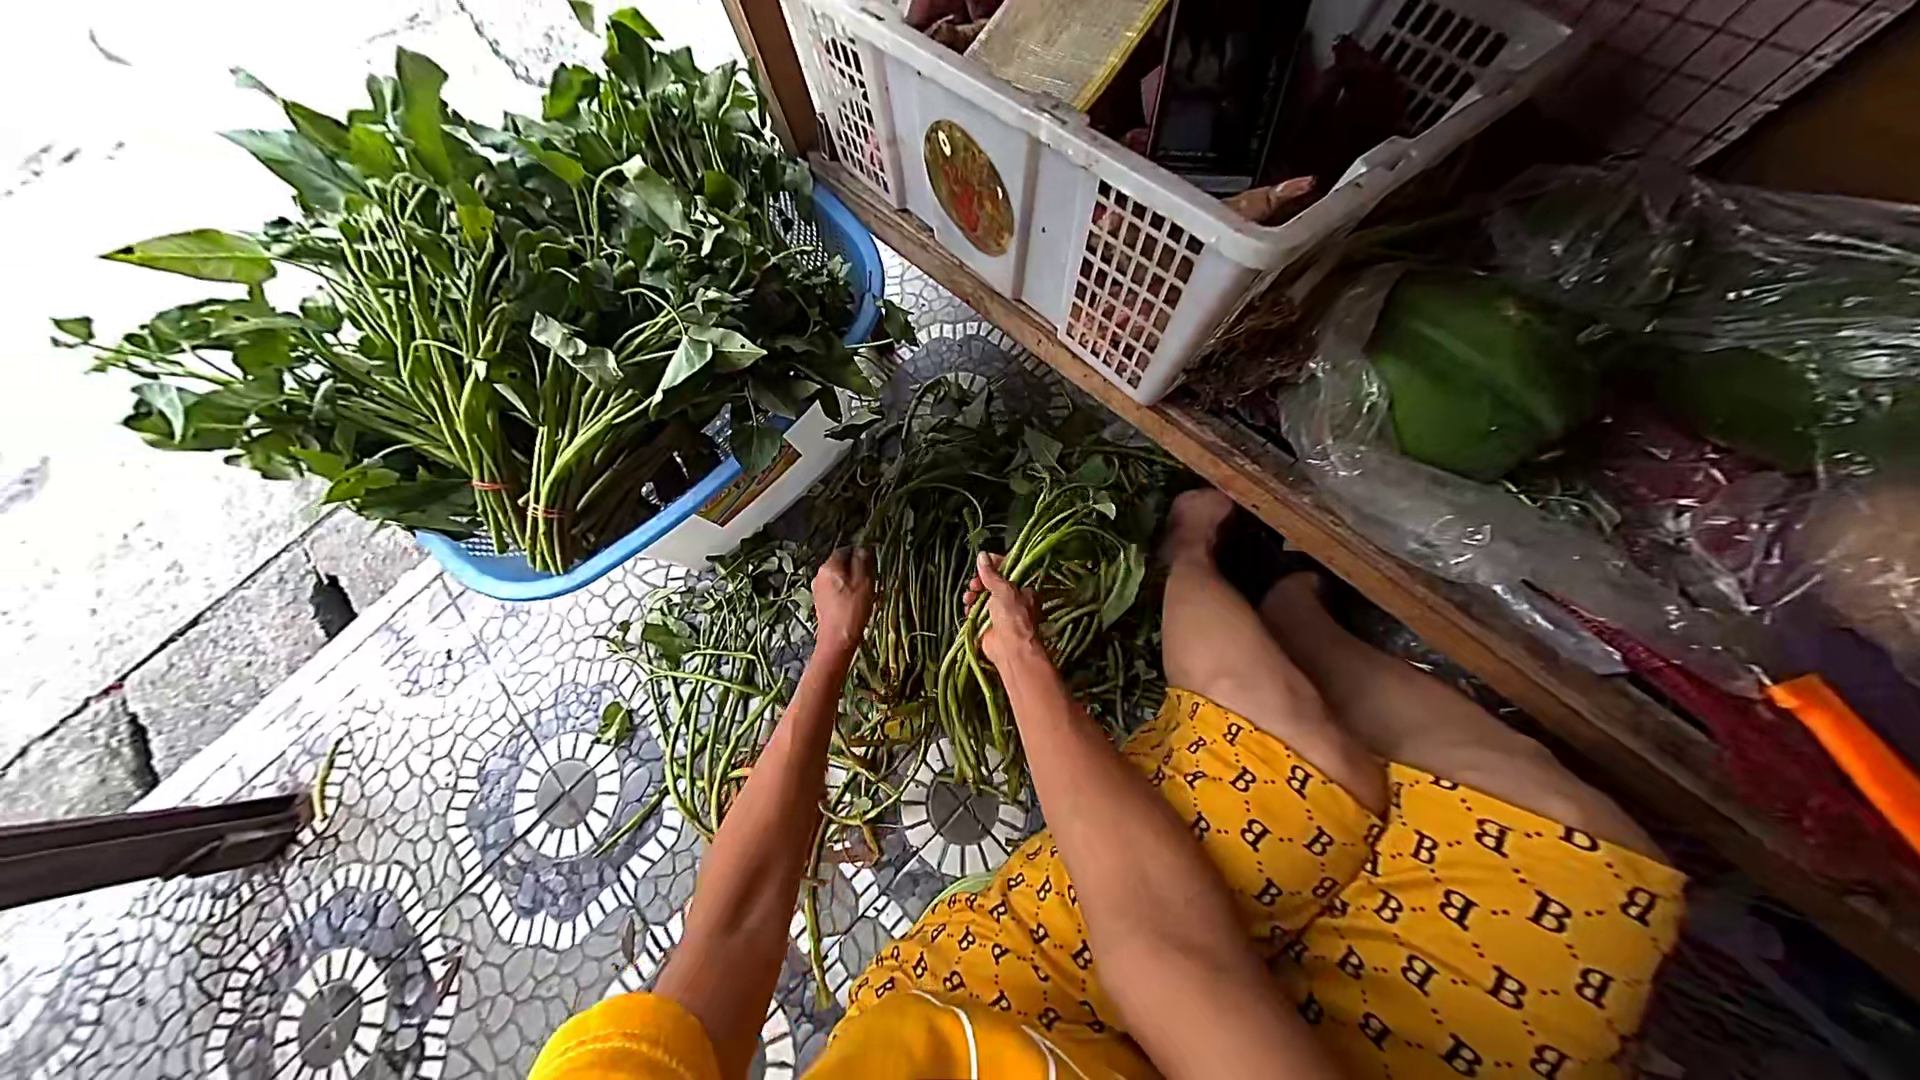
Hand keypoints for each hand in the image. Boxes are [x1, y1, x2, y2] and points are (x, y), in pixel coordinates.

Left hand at [813, 547, 874, 657]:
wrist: (837, 640)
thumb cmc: (853, 610)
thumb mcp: (864, 582)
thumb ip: (862, 562)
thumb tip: (861, 549)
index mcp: (829, 567)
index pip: (845, 550)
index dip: (859, 554)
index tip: (871, 564)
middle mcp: (819, 575)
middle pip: (840, 564)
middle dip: (856, 569)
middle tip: (870, 580)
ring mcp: (818, 590)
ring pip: (838, 578)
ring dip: (852, 582)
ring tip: (864, 594)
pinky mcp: (820, 603)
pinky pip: (835, 590)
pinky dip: (845, 593)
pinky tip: (855, 604)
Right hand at [964, 552, 1045, 668]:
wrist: (1011, 650)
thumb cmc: (1014, 617)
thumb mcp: (1004, 590)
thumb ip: (991, 573)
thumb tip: (982, 555)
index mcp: (1023, 590)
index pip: (1008, 570)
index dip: (995, 565)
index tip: (984, 562)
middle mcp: (1012, 600)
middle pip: (992, 583)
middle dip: (981, 581)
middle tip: (975, 583)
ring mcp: (1000, 613)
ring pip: (982, 596)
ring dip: (973, 594)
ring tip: (969, 596)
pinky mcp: (988, 624)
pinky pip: (976, 611)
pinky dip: (970, 608)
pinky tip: (968, 607)